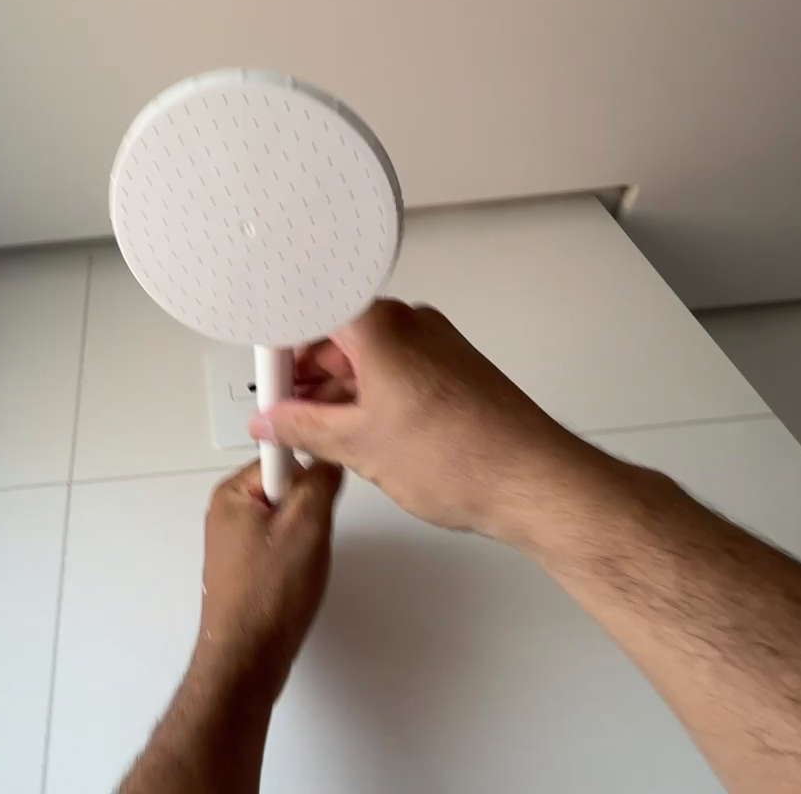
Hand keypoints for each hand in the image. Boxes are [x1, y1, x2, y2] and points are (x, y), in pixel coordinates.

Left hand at [193, 459, 343, 694]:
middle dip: (308, 507)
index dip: (309, 470)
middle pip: (283, 485)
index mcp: (232, 492)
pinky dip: (294, 554)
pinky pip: (278, 541)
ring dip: (303, 533)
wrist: (246, 659)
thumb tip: (327, 456)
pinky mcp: (244, 565)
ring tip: (303, 562)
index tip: (323, 490)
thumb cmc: (268, 597)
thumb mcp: (306, 526)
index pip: (280, 455)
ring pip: (284, 516)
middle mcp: (227, 511)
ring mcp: (233, 540)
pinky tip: (296, 577)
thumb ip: (319, 481)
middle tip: (312, 536)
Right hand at [251, 299, 583, 539]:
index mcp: (380, 325)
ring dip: (334, 391)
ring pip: (364, 357)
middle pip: (335, 336)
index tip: (265, 376)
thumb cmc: (465, 456)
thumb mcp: (359, 444)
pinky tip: (351, 432)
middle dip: (304, 375)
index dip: (279, 349)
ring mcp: (432, 347)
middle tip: (280, 410)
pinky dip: (365, 397)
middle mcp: (408, 325)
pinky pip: (391, 372)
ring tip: (312, 432)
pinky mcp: (449, 371)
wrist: (536, 483)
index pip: (309, 317)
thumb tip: (274, 422)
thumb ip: (303, 428)